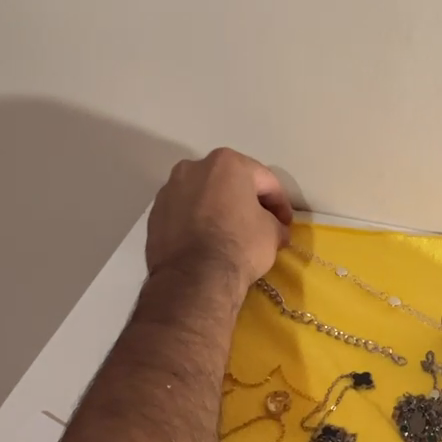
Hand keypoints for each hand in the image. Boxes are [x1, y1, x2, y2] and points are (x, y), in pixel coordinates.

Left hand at [146, 148, 293, 292]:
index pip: (265, 180)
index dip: (281, 203)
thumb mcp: (272, 234)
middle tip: (260, 226)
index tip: (286, 225)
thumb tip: (276, 229)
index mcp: (227, 163)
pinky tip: (206, 244)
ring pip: (203, 196)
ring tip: (229, 235)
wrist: (193, 278)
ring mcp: (169, 189)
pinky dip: (197, 223)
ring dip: (219, 210)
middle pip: (230, 183)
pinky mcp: (155, 214)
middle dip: (246, 202)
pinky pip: (184, 214)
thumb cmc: (239, 246)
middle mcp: (194, 167)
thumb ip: (276, 224)